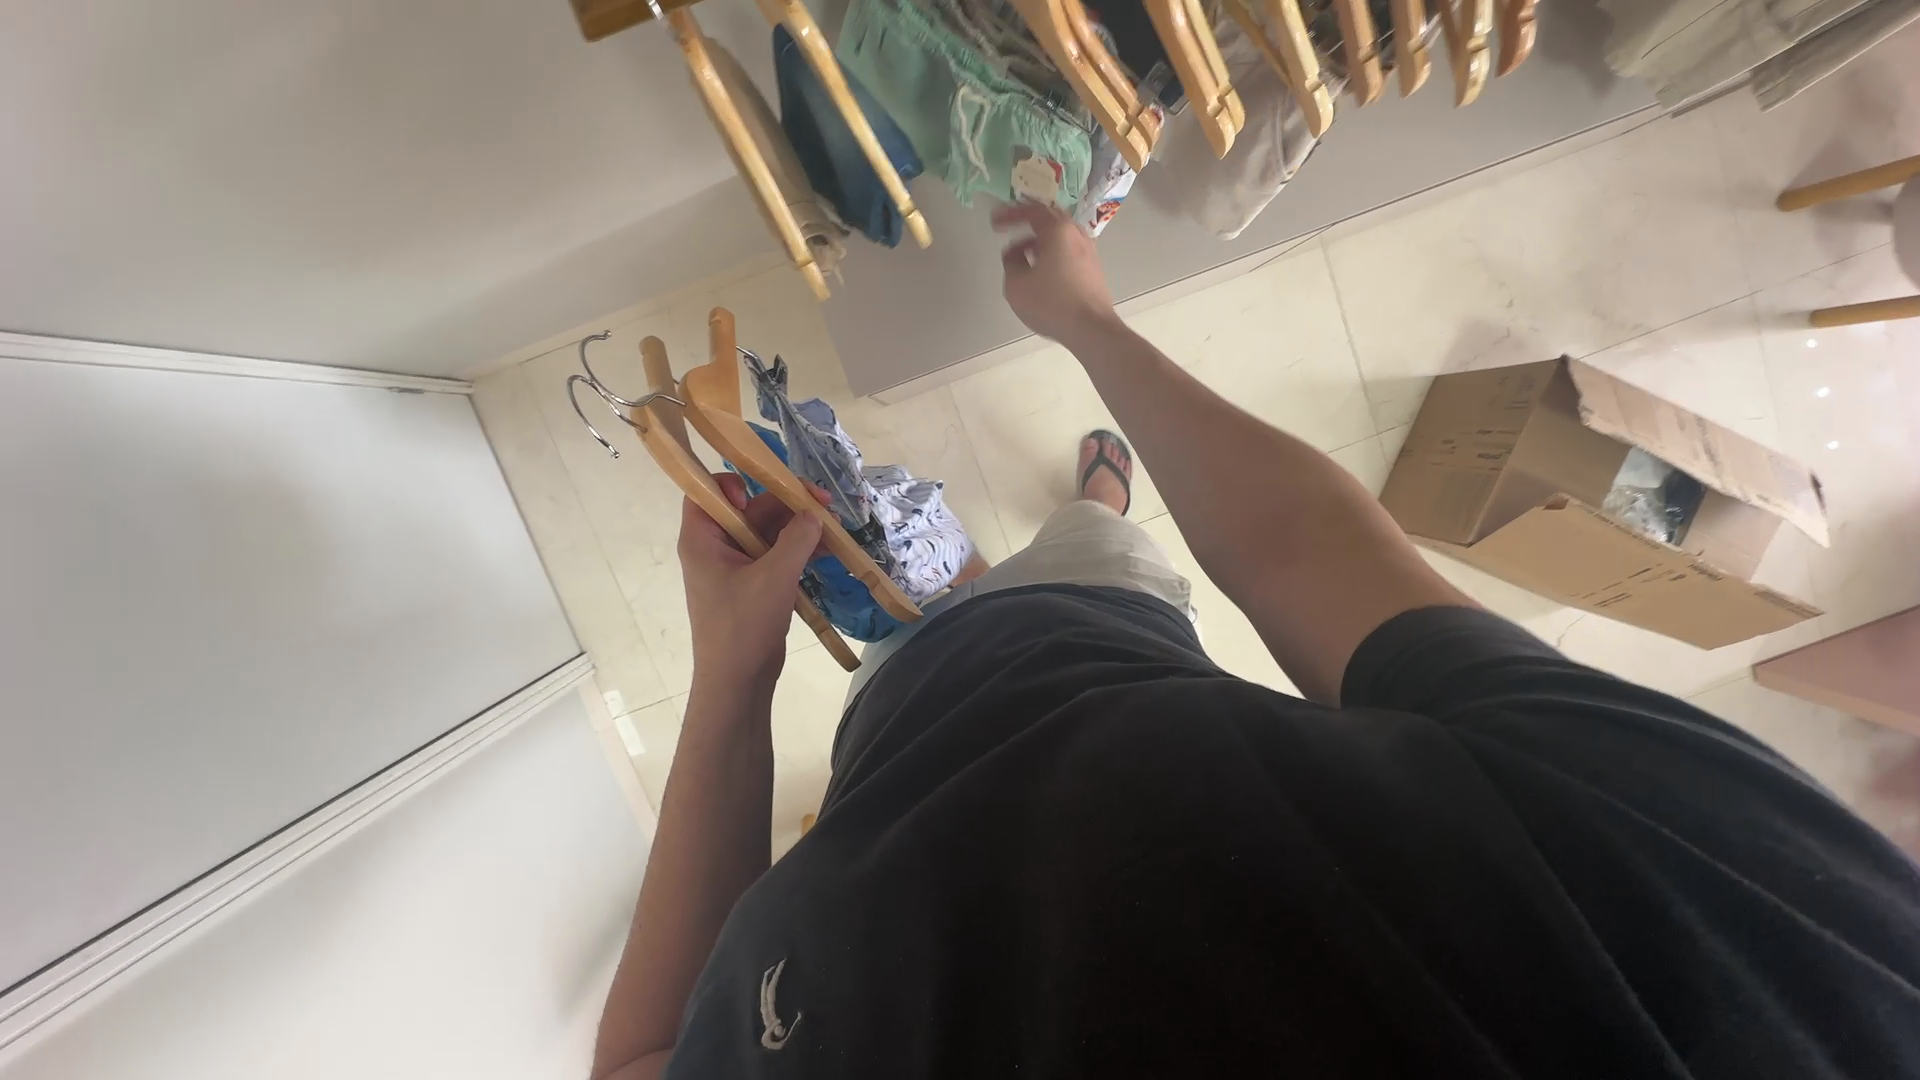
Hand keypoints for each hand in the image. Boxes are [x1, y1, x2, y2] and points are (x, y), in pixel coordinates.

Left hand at [678, 473, 825, 696]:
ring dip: (799, 528)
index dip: (732, 485)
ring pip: (768, 534)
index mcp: (703, 540)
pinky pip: (777, 556)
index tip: (764, 491)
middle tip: (823, 502)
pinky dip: (799, 550)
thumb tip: (814, 514)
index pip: (706, 493)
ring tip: (834, 525)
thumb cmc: (744, 625)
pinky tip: (829, 548)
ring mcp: (737, 568)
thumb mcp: (774, 577)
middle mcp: (716, 548)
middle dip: (786, 505)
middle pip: (749, 511)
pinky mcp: (755, 586)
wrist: (738, 681)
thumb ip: (796, 539)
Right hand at [993, 200, 1120, 344]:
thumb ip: (1010, 262)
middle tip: (1011, 234)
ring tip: (1023, 259)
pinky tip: (1042, 274)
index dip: (1010, 214)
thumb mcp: (1016, 285)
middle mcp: (1076, 234)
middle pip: (1050, 220)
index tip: (995, 223)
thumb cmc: (1051, 304)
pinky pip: (1068, 253)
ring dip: (1040, 243)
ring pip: (1060, 238)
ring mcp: (1088, 252)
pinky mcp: (1093, 270)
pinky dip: (1052, 255)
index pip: (1032, 210)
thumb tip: (1015, 254)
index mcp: (1058, 230)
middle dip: (1028, 226)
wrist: (1091, 328)